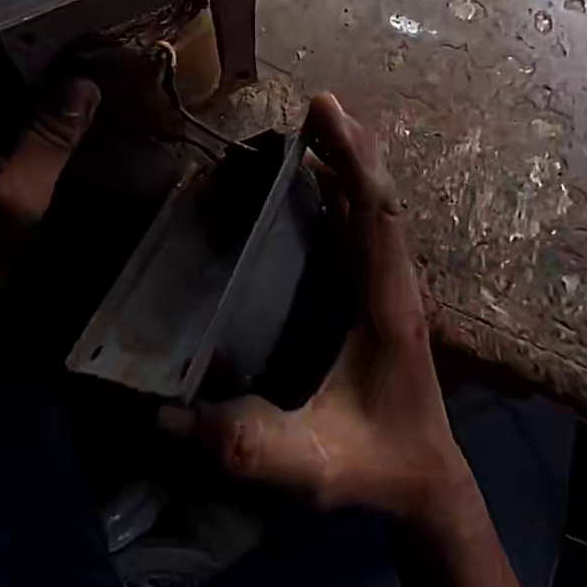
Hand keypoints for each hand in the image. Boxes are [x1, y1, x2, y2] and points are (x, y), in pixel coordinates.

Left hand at [0, 15, 99, 332]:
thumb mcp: (23, 197)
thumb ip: (50, 139)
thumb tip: (83, 84)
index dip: (7, 22)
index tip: (57, 10)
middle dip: (16, 36)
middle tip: (71, 30)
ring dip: (12, 55)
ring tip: (65, 47)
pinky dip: (5, 75)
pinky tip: (45, 79)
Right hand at [165, 93, 473, 530]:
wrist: (424, 481)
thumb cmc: (377, 465)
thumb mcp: (312, 464)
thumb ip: (246, 445)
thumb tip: (162, 414)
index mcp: (388, 306)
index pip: (378, 216)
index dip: (354, 161)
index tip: (325, 114)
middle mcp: (394, 284)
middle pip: (379, 198)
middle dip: (350, 146)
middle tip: (317, 105)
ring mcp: (388, 286)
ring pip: (374, 208)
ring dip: (349, 165)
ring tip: (312, 129)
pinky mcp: (377, 294)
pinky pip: (363, 228)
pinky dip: (344, 193)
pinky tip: (315, 184)